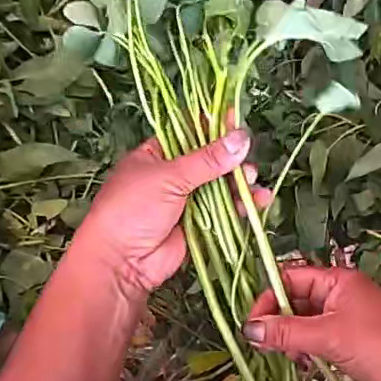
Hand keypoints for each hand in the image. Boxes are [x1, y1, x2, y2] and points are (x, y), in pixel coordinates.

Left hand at [69, 128, 269, 296]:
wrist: (122, 261)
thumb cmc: (132, 209)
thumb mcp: (168, 177)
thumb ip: (207, 160)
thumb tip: (241, 139)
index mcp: (157, 154)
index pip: (189, 132)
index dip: (213, 125)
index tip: (236, 118)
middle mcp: (173, 176)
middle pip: (210, 161)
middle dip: (231, 159)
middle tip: (247, 158)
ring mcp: (187, 201)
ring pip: (221, 187)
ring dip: (239, 183)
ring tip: (252, 181)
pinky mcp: (199, 225)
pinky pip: (225, 212)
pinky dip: (242, 206)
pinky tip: (259, 200)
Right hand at [242, 266, 380, 380]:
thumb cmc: (378, 346)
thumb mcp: (328, 337)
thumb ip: (287, 332)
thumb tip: (248, 329)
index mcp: (336, 279)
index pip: (289, 278)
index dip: (268, 299)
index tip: (252, 326)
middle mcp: (339, 292)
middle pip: (295, 299)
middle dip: (278, 321)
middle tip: (265, 346)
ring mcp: (345, 315)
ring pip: (304, 320)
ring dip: (290, 337)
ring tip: (288, 356)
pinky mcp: (349, 337)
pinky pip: (317, 336)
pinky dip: (305, 347)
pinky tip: (303, 363)